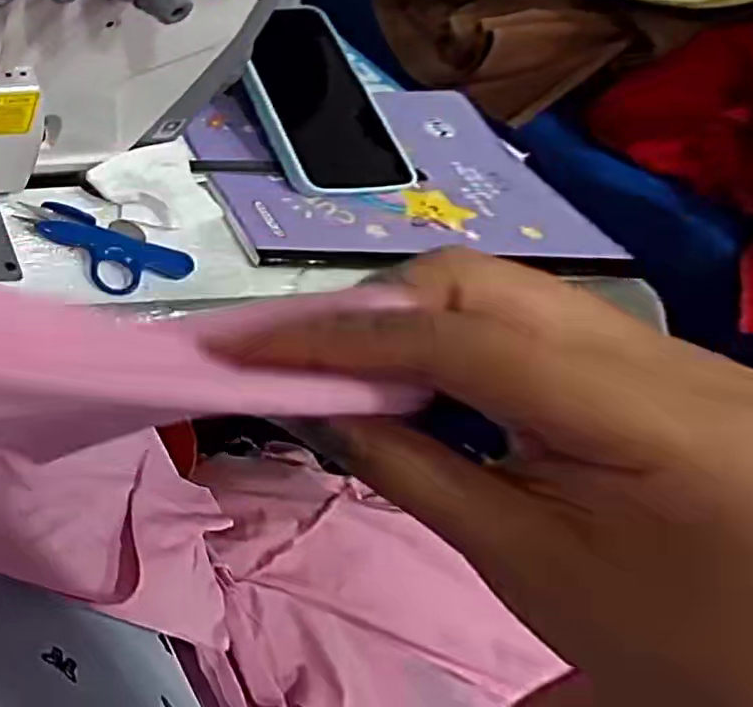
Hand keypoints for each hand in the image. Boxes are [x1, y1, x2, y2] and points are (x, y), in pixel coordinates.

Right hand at [212, 248, 752, 706]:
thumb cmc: (680, 639)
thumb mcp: (521, 560)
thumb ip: (397, 464)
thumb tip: (298, 402)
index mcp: (646, 418)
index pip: (448, 338)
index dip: (329, 335)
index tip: (240, 345)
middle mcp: (664, 359)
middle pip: (470, 281)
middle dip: (367, 310)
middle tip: (305, 358)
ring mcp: (666, 354)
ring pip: (490, 287)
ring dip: (398, 318)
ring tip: (352, 369)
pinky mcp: (656, 365)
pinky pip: (517, 317)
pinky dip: (442, 334)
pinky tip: (422, 382)